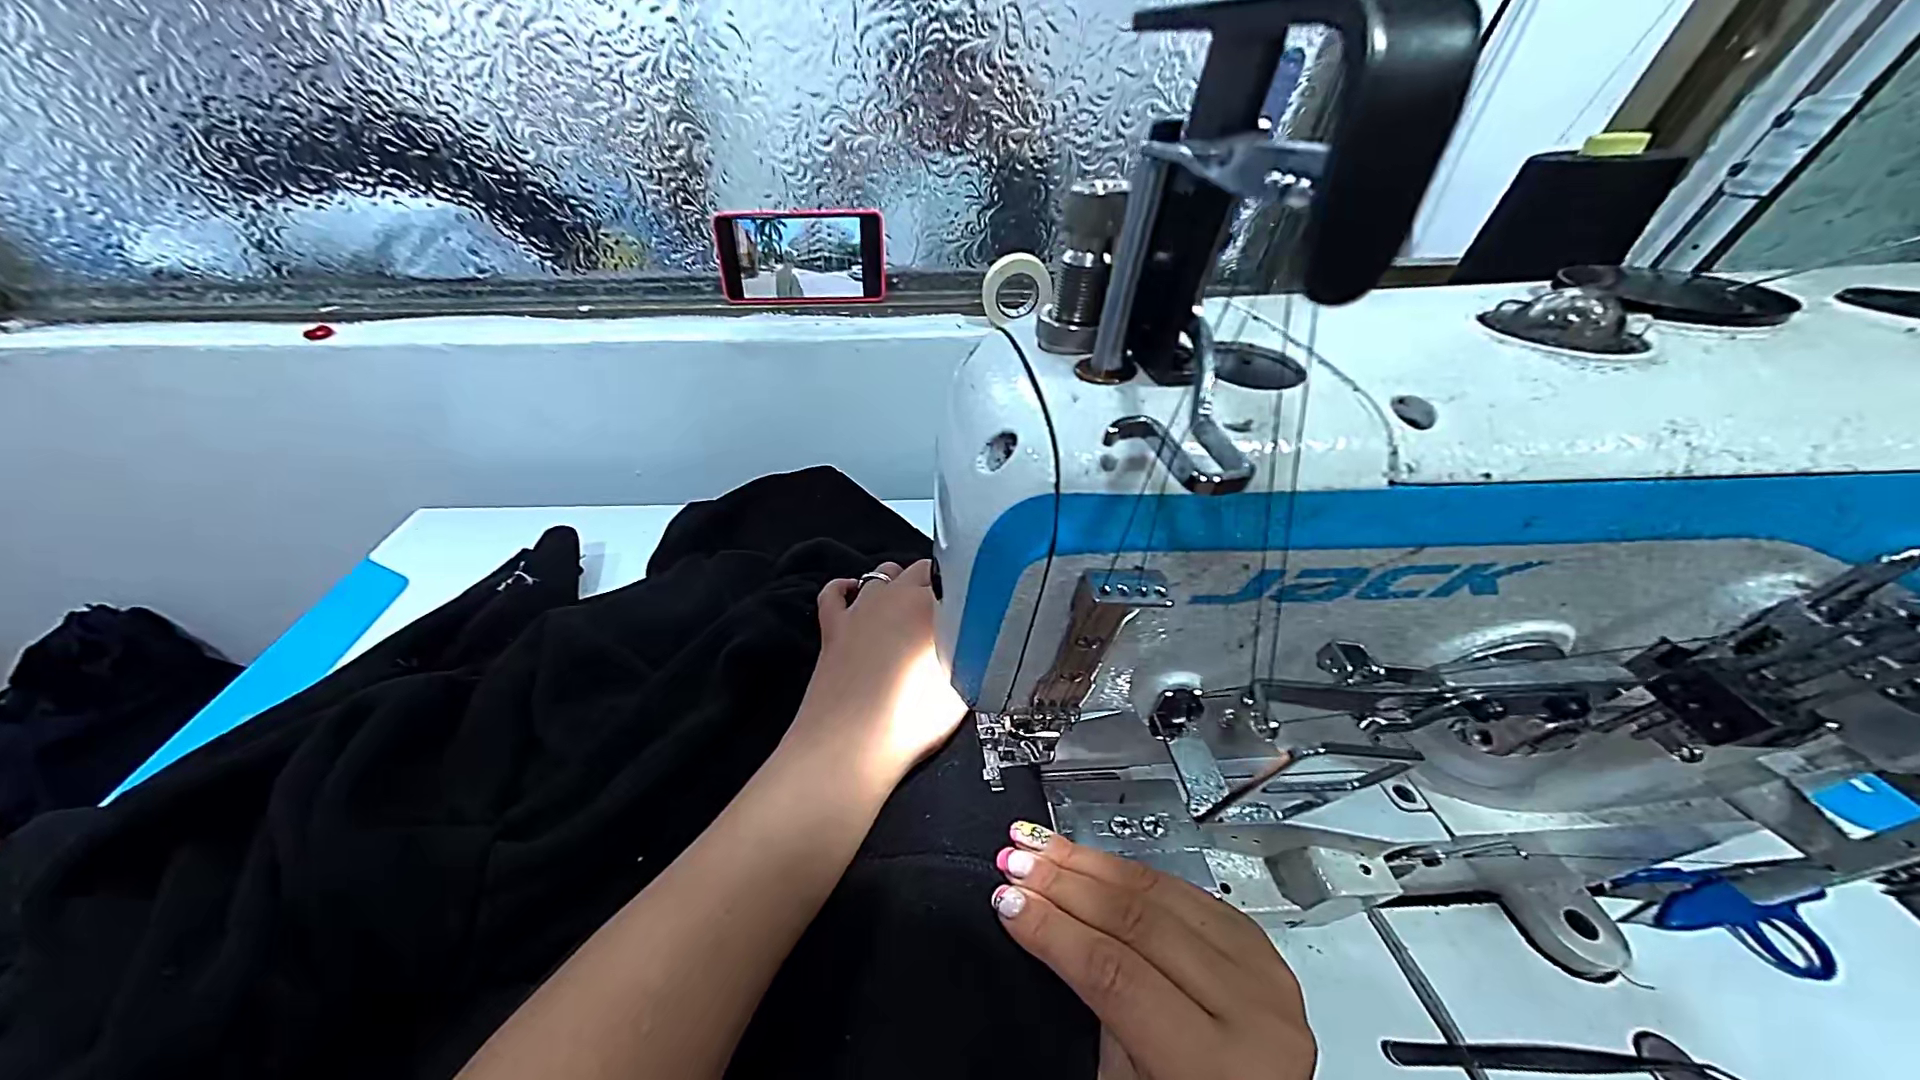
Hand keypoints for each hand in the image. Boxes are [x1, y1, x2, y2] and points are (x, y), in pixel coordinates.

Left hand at [786, 560, 966, 789]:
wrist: (850, 745)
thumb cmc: (911, 720)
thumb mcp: (963, 686)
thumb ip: (972, 652)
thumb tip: (976, 642)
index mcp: (934, 604)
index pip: (957, 576)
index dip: (968, 588)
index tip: (977, 603)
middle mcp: (897, 595)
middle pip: (922, 570)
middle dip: (937, 583)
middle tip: (948, 608)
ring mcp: (862, 608)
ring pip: (884, 574)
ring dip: (898, 582)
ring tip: (909, 604)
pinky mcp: (834, 626)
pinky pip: (836, 592)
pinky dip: (847, 588)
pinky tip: (855, 594)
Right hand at [990, 822, 1314, 1079]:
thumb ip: (1096, 999)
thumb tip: (1041, 918)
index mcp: (1214, 1064)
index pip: (1115, 973)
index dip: (1054, 930)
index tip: (1008, 900)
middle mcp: (1250, 1009)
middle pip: (1137, 920)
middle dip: (1063, 884)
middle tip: (1015, 862)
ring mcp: (1260, 968)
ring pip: (1157, 890)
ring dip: (1087, 863)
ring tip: (1040, 845)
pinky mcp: (1256, 940)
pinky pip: (1180, 887)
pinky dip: (1126, 869)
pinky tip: (1089, 856)